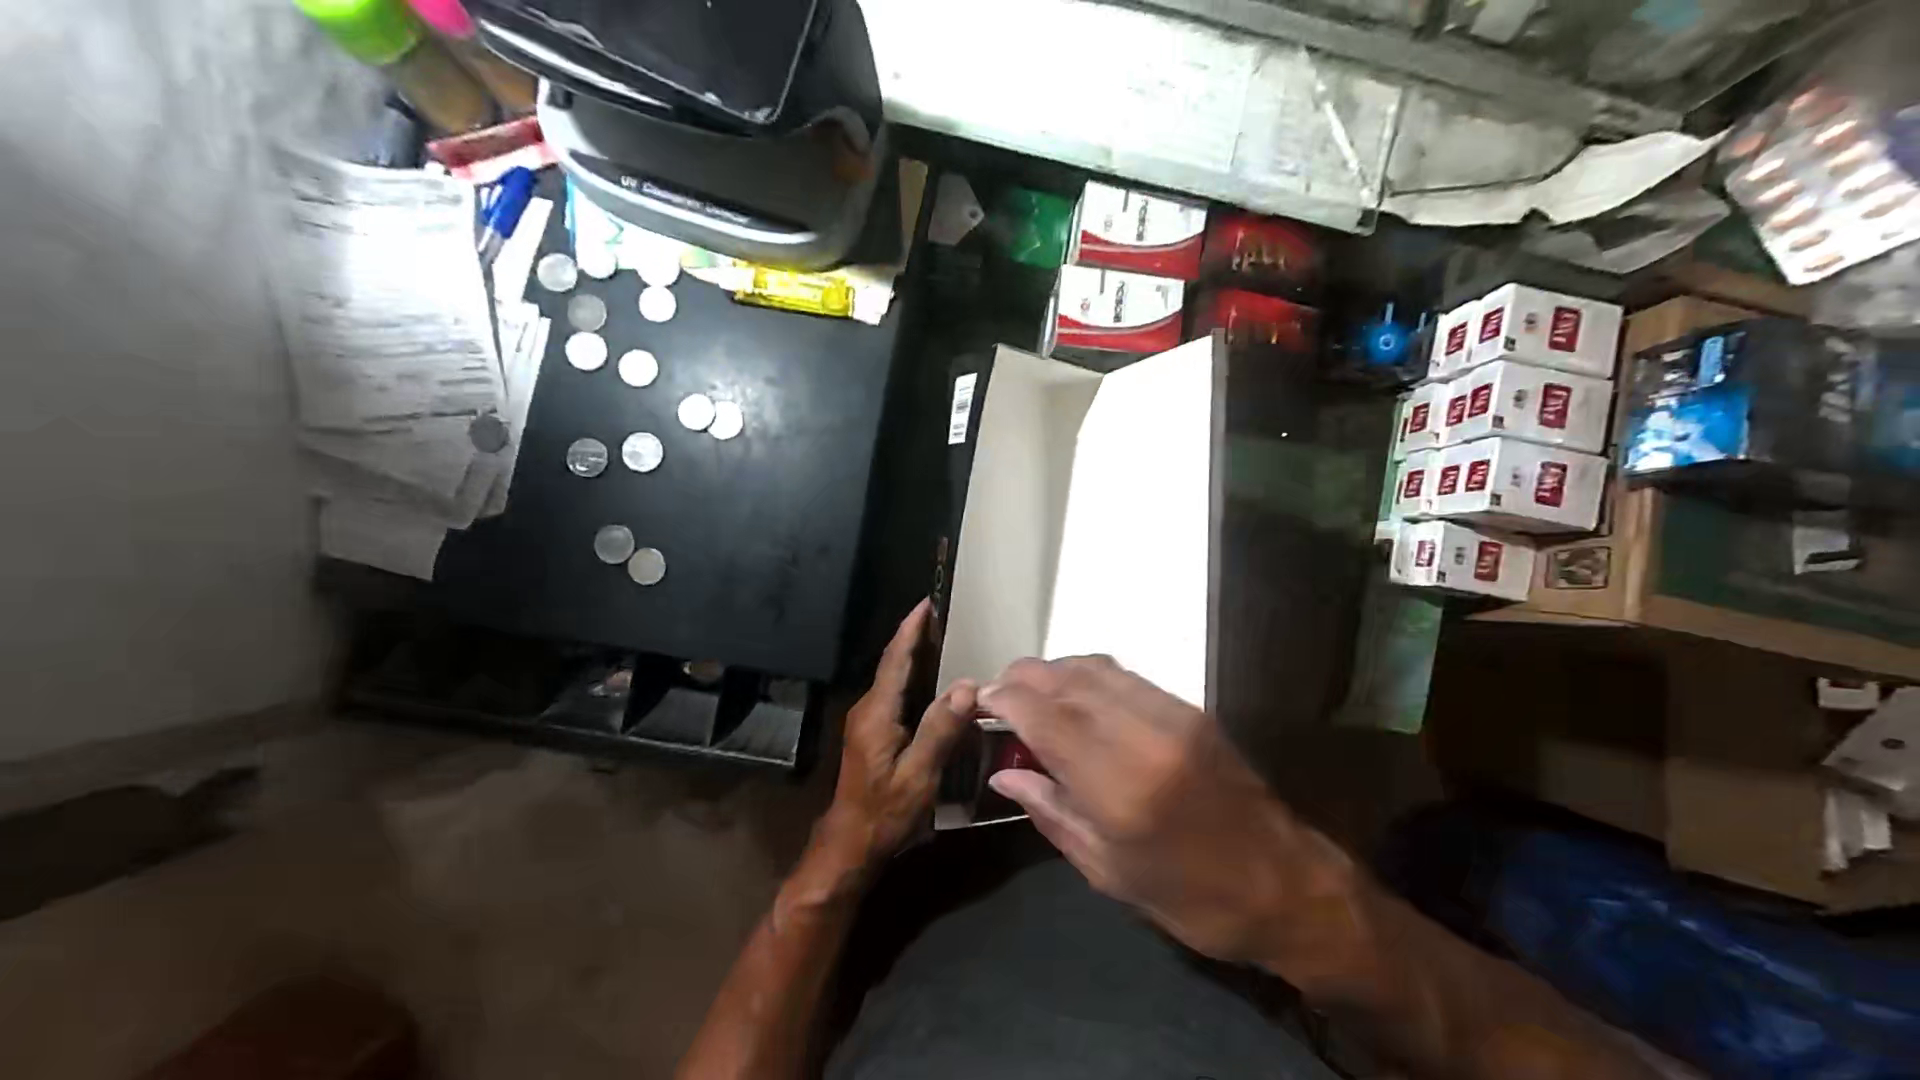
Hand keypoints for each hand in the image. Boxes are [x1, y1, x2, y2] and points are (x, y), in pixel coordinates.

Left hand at [814, 599, 975, 872]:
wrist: (850, 845)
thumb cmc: (885, 811)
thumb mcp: (918, 775)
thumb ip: (940, 729)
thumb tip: (967, 685)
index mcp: (877, 713)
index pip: (895, 659)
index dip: (910, 629)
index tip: (926, 602)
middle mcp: (867, 709)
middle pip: (892, 664)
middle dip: (914, 637)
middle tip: (943, 616)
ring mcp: (866, 722)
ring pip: (892, 679)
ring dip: (913, 656)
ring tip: (942, 640)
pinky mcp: (870, 734)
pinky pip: (894, 695)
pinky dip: (912, 679)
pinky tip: (932, 684)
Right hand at [981, 656, 1359, 966]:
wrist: (1287, 885)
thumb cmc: (1191, 897)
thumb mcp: (1108, 870)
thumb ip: (1050, 811)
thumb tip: (1003, 771)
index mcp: (1119, 787)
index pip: (1044, 716)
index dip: (1004, 699)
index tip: (979, 700)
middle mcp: (1143, 736)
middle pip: (1065, 680)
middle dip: (1022, 678)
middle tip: (998, 694)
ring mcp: (1171, 715)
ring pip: (1094, 667)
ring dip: (1053, 671)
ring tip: (1031, 691)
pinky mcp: (1190, 709)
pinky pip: (1124, 674)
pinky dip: (1087, 674)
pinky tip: (1075, 694)